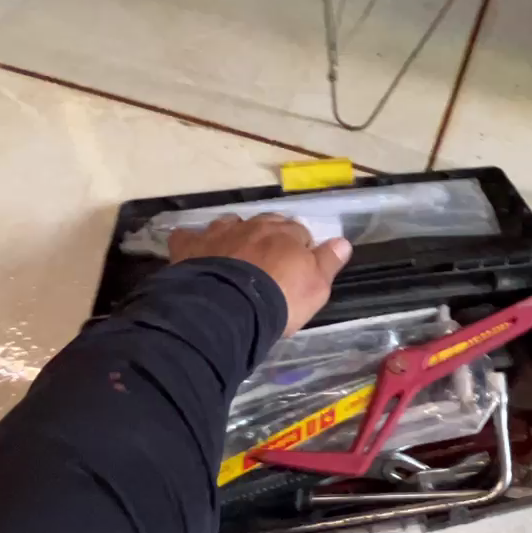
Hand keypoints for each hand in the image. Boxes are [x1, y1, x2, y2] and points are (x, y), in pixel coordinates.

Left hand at [168, 214, 350, 334]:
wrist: (230, 309)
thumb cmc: (281, 299)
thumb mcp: (317, 286)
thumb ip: (329, 262)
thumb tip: (343, 241)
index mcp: (286, 234)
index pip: (300, 232)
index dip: (300, 247)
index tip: (299, 265)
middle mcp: (254, 226)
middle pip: (266, 223)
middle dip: (269, 236)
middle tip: (269, 261)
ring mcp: (220, 233)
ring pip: (230, 224)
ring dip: (235, 235)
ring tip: (235, 256)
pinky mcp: (191, 246)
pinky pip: (188, 236)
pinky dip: (193, 242)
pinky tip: (195, 252)